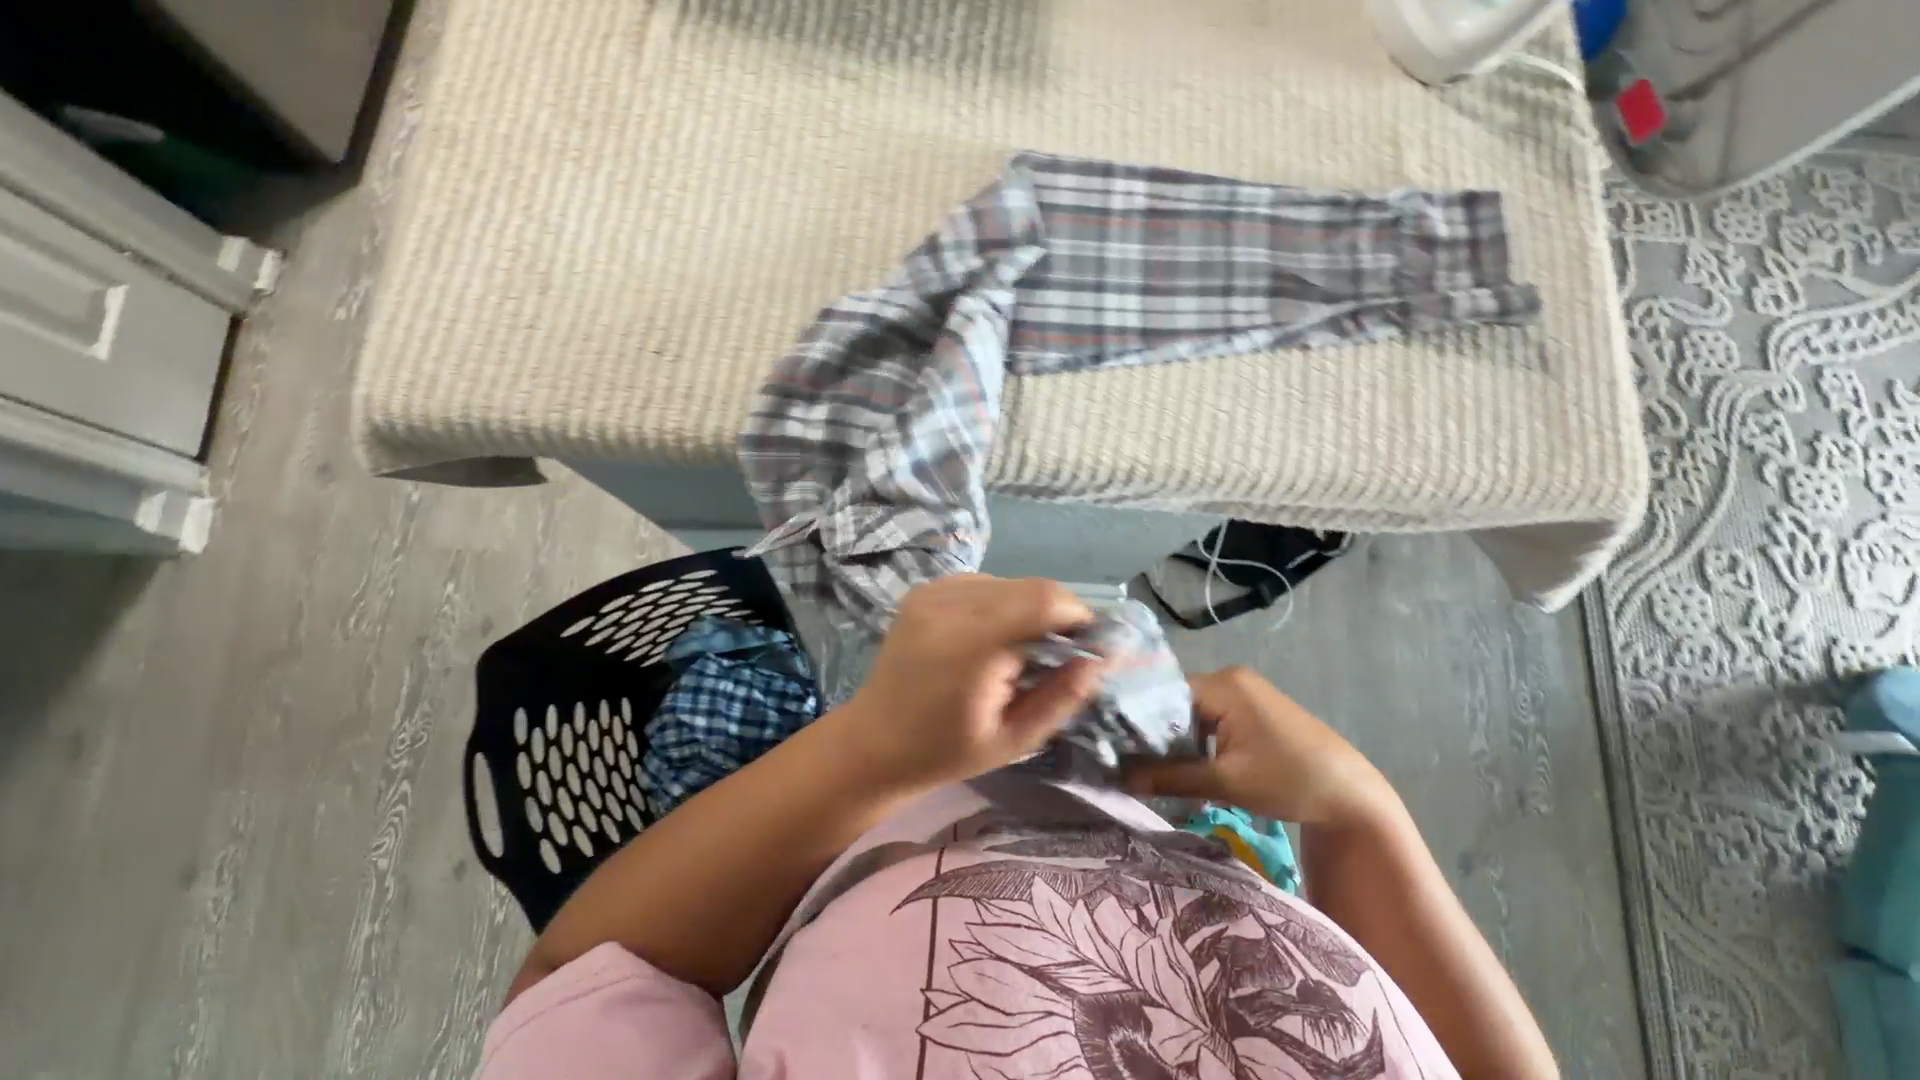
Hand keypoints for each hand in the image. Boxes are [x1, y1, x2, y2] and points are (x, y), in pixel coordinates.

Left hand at [832, 575, 1102, 790]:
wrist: (873, 743)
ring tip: (1021, 653)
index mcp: (972, 645)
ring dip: (1030, 609)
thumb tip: (1101, 660)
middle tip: (1060, 655)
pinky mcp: (923, 591)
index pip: (1045, 600)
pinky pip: (983, 584)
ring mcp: (933, 593)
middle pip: (1033, 587)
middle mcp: (950, 606)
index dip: (1078, 617)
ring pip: (1010, 582)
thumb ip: (1061, 697)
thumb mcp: (1015, 740)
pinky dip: (1001, 605)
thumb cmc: (945, 751)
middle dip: (1059, 615)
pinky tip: (991, 640)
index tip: (1088, 648)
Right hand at [1123, 666, 1398, 826]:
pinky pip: (1212, 720)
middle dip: (1157, 735)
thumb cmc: (1288, 780)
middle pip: (1176, 702)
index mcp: (1224, 685)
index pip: (1162, 694)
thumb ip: (1170, 778)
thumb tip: (1120, 778)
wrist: (1351, 794)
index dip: (1138, 722)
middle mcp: (1232, 679)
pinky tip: (1187, 767)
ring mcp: (1245, 693)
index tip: (1115, 749)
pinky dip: (1198, 742)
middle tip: (1130, 765)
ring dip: (1178, 742)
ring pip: (1193, 714)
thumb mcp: (1225, 782)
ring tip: (1153, 770)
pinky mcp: (1254, 711)